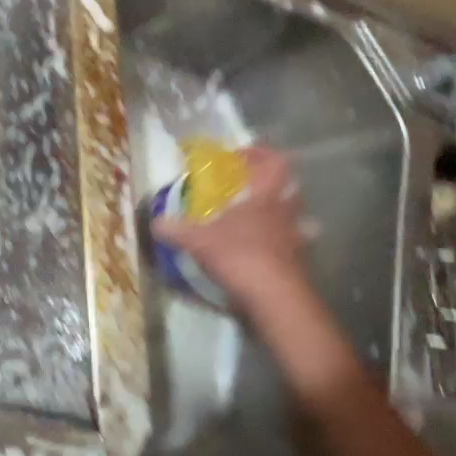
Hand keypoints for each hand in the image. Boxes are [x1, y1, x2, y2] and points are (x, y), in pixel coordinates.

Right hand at [152, 146, 308, 302]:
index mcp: (265, 197)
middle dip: (271, 186)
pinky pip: (292, 248)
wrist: (276, 300)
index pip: (276, 163)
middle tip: (248, 191)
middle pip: (290, 189)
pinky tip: (262, 255)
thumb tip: (156, 222)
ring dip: (281, 217)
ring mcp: (297, 240)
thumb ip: (176, 229)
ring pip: (297, 219)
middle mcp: (286, 214)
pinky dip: (280, 247)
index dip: (261, 155)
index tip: (240, 157)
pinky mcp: (300, 266)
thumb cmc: (240, 256)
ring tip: (260, 223)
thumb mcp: (198, 240)